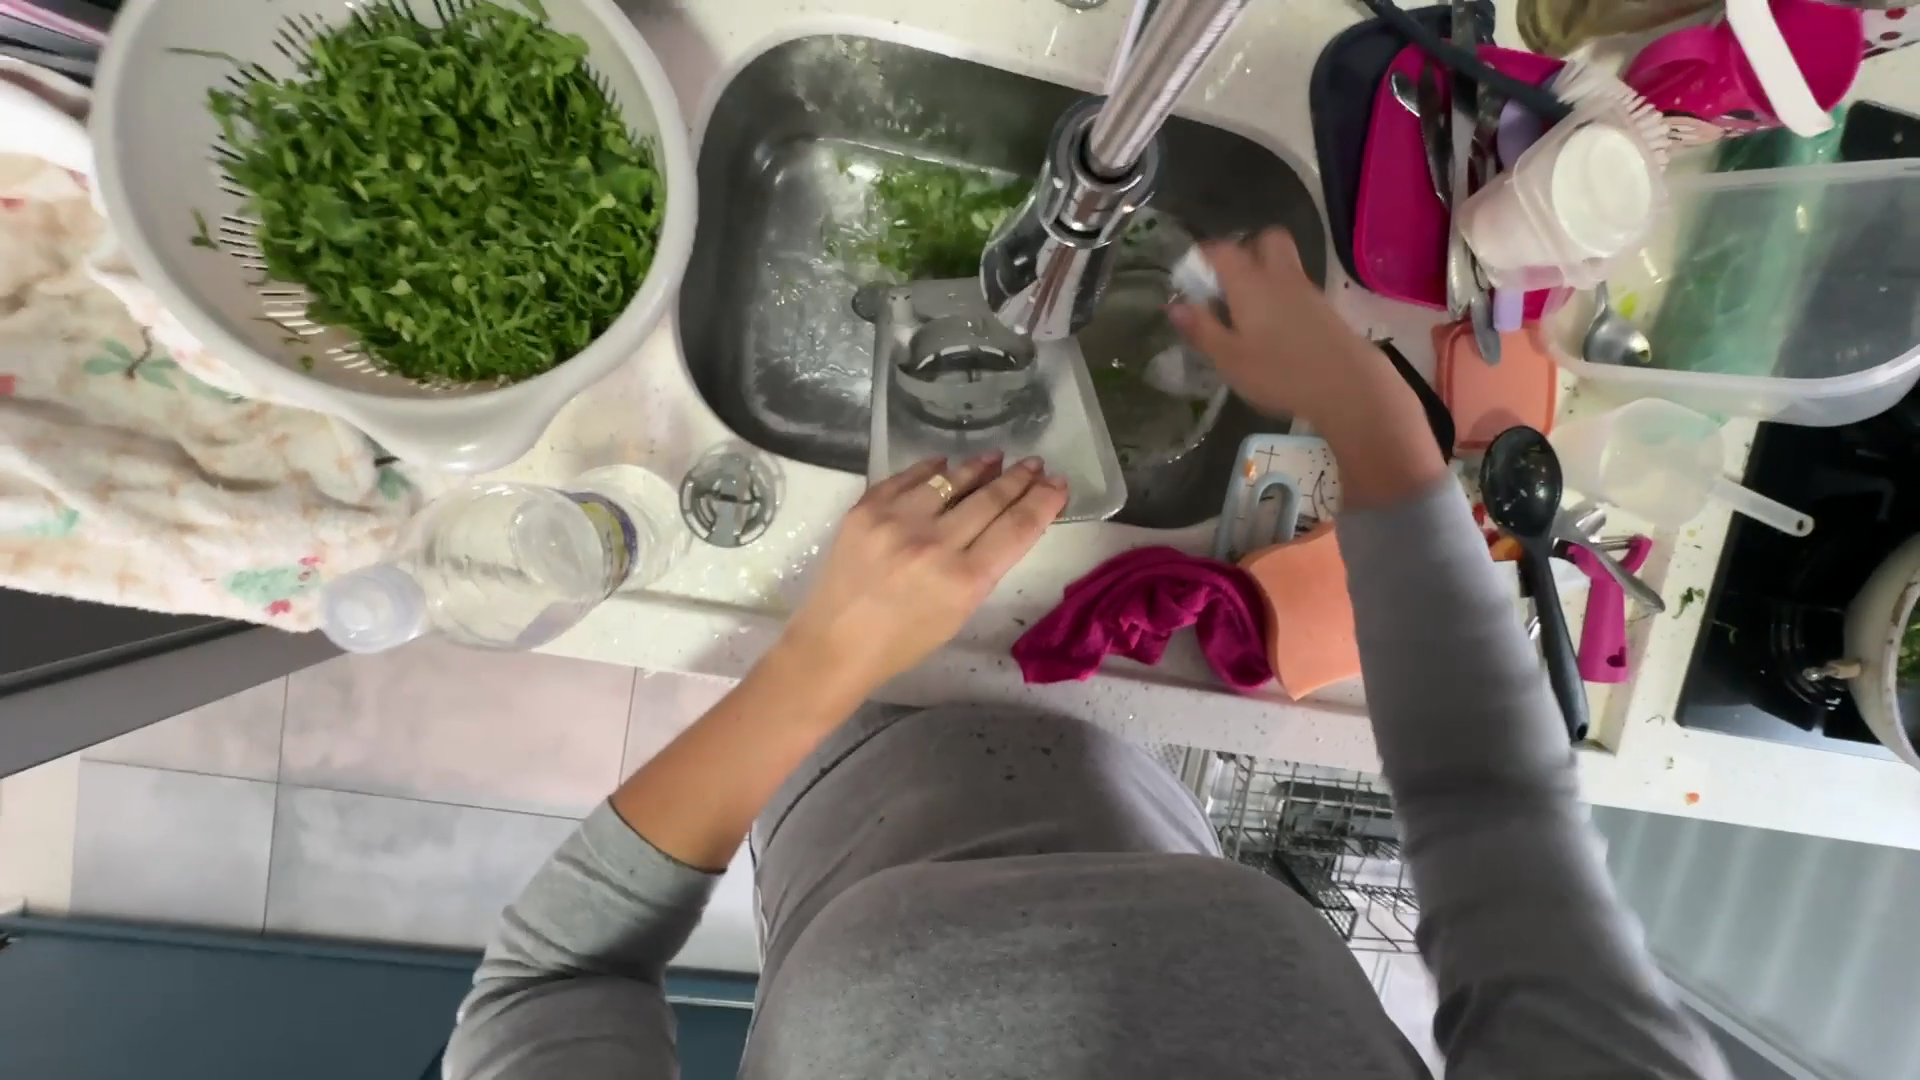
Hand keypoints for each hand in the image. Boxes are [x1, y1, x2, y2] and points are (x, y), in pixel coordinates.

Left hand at [783, 453, 1067, 691]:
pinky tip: (946, 463)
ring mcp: (896, 521)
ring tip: (996, 457)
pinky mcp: (866, 509)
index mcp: (963, 580)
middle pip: (990, 498)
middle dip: (1020, 478)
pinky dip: (931, 468)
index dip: (1043, 501)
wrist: (836, 644)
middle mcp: (933, 544)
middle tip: (1036, 464)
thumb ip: (984, 567)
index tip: (1058, 484)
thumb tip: (1004, 522)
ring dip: (979, 466)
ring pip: (951, 479)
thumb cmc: (903, 641)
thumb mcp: (959, 613)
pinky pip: (908, 477)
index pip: (1017, 528)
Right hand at [1166, 228, 1408, 432]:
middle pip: (1266, 240)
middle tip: (1227, 281)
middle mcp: (1279, 276)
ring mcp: (1305, 290)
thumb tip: (1173, 306)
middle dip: (1245, 250)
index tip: (1190, 272)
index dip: (1204, 254)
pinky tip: (1271, 326)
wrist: (1346, 383)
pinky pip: (1295, 285)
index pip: (1224, 250)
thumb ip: (1201, 330)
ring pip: (1283, 262)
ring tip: (1244, 308)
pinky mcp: (1322, 308)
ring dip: (1263, 272)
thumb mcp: (1229, 358)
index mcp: (1250, 284)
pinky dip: (1279, 293)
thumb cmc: (1278, 372)